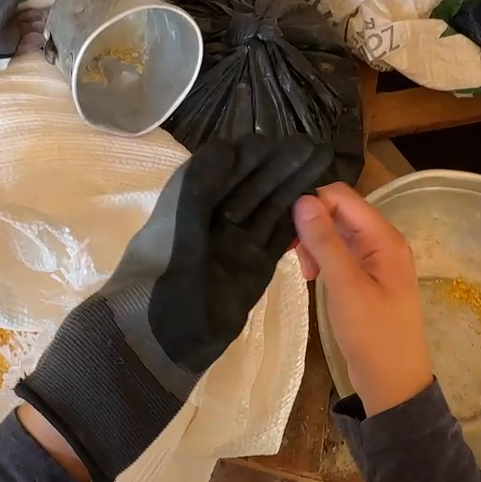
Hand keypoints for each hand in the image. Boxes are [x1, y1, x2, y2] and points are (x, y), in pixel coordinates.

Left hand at [16, 136, 331, 481]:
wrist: (159, 341)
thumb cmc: (161, 276)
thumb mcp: (178, 223)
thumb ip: (201, 182)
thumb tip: (231, 145)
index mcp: (189, 200)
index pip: (228, 165)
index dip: (256, 152)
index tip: (285, 140)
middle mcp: (213, 217)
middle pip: (253, 183)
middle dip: (281, 165)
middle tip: (315, 149)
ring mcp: (234, 244)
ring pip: (268, 208)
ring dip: (293, 188)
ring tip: (322, 168)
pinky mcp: (252, 270)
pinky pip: (276, 239)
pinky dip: (296, 221)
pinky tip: (316, 205)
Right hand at [294, 183, 432, 415]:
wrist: (392, 383)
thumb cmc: (372, 333)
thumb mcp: (345, 285)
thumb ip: (324, 240)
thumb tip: (302, 200)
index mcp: (385, 237)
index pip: (342, 196)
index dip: (314, 205)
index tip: (291, 232)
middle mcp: (382, 242)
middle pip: (339, 212)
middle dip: (312, 226)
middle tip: (296, 256)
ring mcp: (374, 260)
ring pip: (336, 233)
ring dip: (315, 244)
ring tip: (304, 272)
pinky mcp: (365, 278)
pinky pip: (340, 253)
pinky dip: (322, 259)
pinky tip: (311, 277)